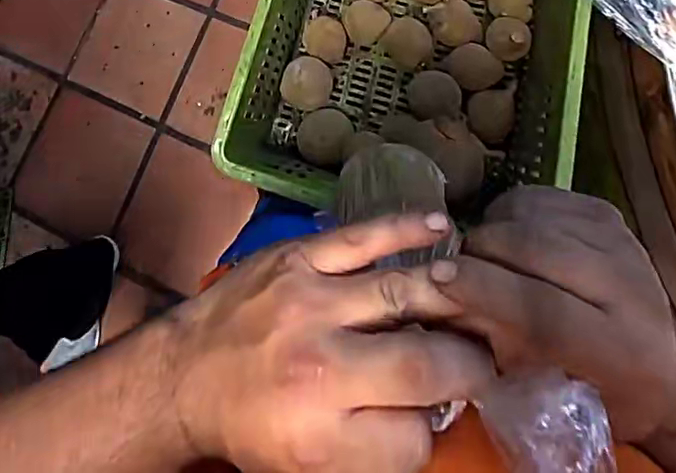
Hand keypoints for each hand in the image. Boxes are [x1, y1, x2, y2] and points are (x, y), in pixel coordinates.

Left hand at [166, 212, 494, 472]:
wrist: (186, 371)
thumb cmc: (250, 424)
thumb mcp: (307, 465)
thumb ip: (374, 446)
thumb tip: (436, 409)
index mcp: (319, 434)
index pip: (413, 439)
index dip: (437, 425)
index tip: (445, 407)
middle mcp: (319, 365)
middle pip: (421, 365)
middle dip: (468, 364)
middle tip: (489, 356)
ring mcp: (309, 299)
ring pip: (401, 293)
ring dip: (452, 298)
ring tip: (484, 300)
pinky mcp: (298, 255)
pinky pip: (361, 238)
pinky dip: (403, 230)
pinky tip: (441, 227)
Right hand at [405, 187, 675, 442]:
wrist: (663, 363)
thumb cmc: (593, 390)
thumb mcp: (545, 387)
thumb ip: (496, 342)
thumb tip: (438, 300)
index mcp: (623, 350)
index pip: (542, 308)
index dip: (484, 287)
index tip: (437, 276)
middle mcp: (631, 287)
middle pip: (536, 248)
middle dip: (481, 249)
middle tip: (448, 260)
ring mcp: (621, 241)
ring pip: (533, 215)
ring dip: (491, 227)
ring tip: (476, 251)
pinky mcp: (607, 213)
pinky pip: (539, 197)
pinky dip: (508, 211)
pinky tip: (502, 233)